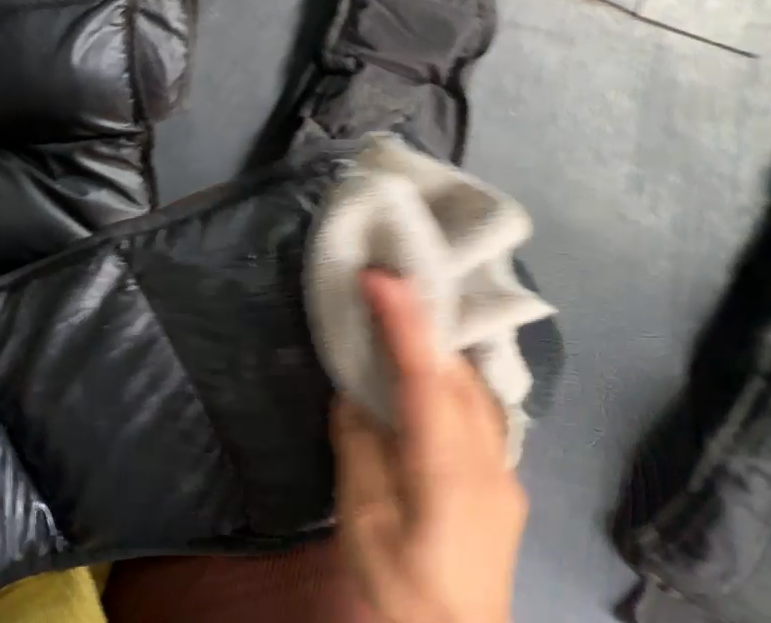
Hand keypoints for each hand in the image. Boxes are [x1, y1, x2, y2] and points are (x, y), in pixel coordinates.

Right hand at [333, 270, 527, 622]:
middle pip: (460, 378)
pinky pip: (475, 415)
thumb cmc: (398, 581)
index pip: (426, 380)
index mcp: (449, 471)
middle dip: (425, 324)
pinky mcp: (498, 486)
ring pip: (474, 394)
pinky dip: (445, 380)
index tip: (379, 276)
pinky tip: (420, 376)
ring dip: (437, 349)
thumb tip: (355, 393)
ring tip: (397, 315)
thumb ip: (360, 445)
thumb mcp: (362, 515)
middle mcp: (489, 464)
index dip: (403, 323)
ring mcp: (502, 475)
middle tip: (383, 282)